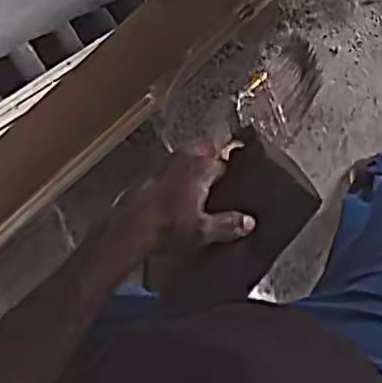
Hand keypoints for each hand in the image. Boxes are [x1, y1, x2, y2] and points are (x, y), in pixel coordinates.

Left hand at [109, 142, 255, 256]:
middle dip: (215, 159)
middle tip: (221, 178)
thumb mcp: (203, 231)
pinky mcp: (154, 172)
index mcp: (203, 167)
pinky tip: (181, 191)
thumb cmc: (169, 226)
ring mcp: (168, 163)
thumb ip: (228, 224)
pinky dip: (181, 173)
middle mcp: (187, 158)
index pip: (226, 163)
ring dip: (196, 164)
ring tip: (203, 184)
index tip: (236, 186)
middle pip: (207, 151)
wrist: (132, 227)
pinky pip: (176, 166)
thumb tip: (249, 221)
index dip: (232, 175)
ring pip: (190, 156)